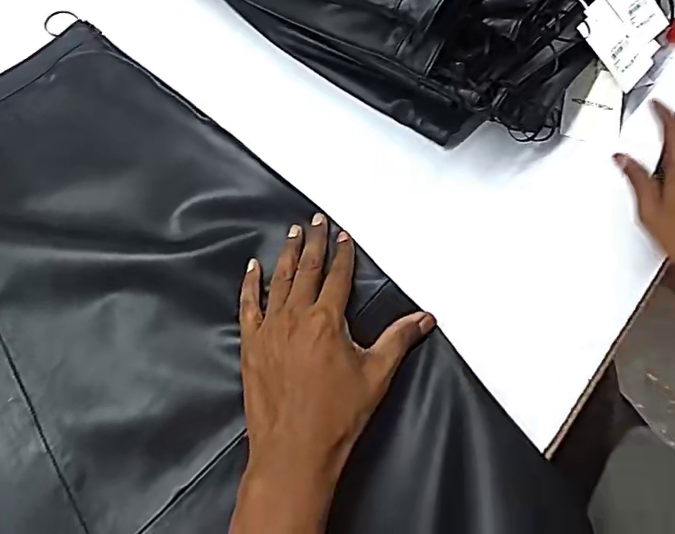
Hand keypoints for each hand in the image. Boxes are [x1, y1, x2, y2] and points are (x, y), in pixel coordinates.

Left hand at [234, 215, 433, 528]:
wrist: (293, 455)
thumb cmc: (335, 419)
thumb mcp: (376, 375)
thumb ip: (399, 340)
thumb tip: (425, 319)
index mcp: (327, 320)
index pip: (338, 275)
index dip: (342, 252)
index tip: (343, 235)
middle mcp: (297, 317)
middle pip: (307, 267)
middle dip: (314, 241)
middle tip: (316, 219)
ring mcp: (271, 328)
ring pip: (280, 279)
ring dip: (287, 252)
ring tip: (292, 231)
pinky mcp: (251, 344)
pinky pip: (249, 304)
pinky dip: (251, 283)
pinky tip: (253, 267)